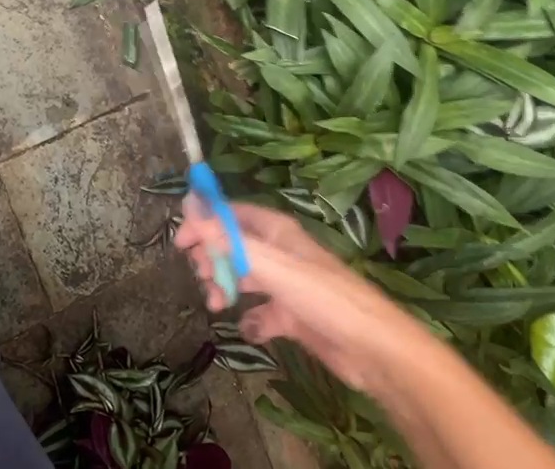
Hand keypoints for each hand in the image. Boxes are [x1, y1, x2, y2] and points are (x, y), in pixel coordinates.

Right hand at [175, 199, 430, 392]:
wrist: (373, 350)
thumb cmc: (322, 296)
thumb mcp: (270, 264)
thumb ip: (228, 237)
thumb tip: (189, 204)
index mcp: (276, 231)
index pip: (229, 215)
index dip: (204, 223)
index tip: (181, 242)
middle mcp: (279, 253)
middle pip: (231, 246)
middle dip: (212, 259)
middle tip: (203, 276)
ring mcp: (286, 285)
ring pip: (242, 278)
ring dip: (225, 288)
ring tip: (218, 304)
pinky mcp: (292, 316)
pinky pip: (260, 312)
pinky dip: (252, 320)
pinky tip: (251, 328)